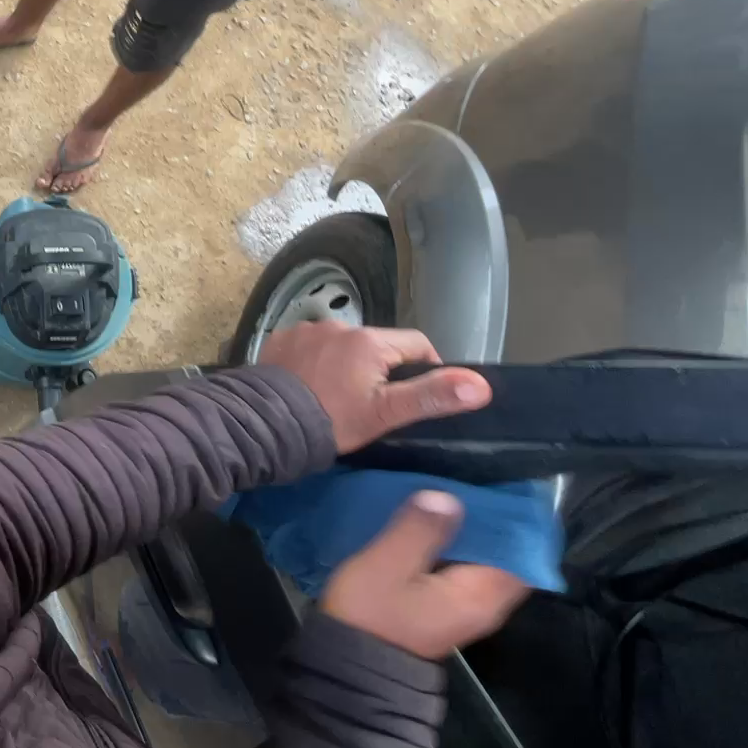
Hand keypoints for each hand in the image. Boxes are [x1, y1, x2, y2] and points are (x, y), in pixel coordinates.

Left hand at [256, 321, 490, 452]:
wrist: (267, 422)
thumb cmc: (332, 419)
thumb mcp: (386, 413)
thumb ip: (432, 395)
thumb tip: (480, 384)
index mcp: (368, 340)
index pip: (417, 344)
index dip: (425, 369)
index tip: (413, 396)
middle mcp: (336, 326)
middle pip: (378, 343)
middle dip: (381, 367)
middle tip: (371, 400)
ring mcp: (304, 330)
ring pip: (342, 344)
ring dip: (346, 361)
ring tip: (337, 393)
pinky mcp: (279, 339)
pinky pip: (310, 345)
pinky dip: (316, 359)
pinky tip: (310, 382)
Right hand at [322, 490, 530, 659]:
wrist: (350, 662)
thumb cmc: (371, 612)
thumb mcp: (388, 565)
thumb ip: (418, 531)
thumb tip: (448, 496)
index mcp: (481, 594)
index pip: (521, 550)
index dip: (515, 515)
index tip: (498, 477)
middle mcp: (484, 602)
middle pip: (501, 551)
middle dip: (487, 514)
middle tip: (463, 471)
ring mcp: (462, 604)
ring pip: (478, 556)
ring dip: (465, 525)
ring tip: (442, 484)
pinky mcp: (441, 602)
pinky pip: (458, 563)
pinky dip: (449, 540)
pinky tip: (424, 517)